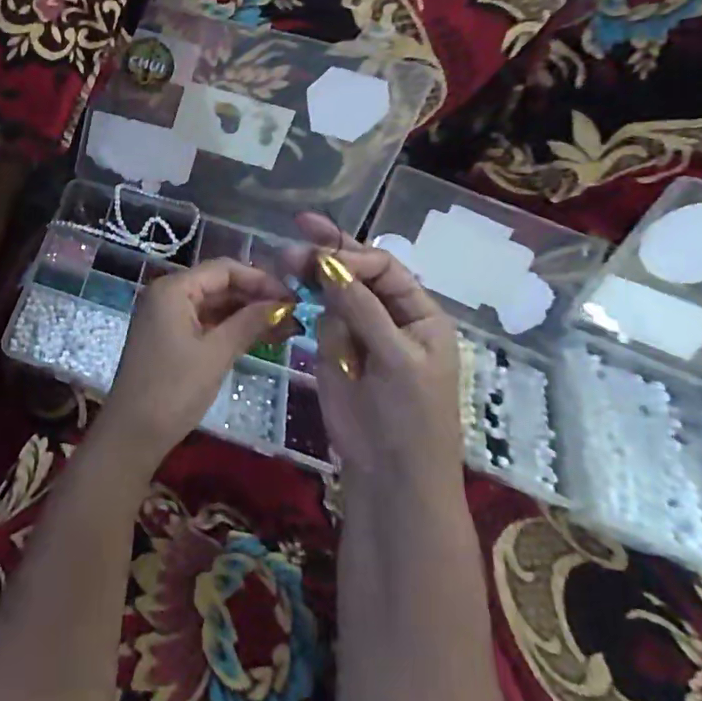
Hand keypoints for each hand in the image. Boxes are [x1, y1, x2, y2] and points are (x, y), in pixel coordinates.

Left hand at [95, 258, 292, 477]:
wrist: (133, 431)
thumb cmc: (174, 388)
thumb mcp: (216, 353)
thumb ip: (249, 322)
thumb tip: (282, 304)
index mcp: (172, 289)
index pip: (223, 270)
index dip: (261, 280)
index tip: (295, 298)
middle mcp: (166, 296)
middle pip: (218, 285)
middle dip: (256, 298)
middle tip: (297, 316)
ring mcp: (165, 318)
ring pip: (213, 306)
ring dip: (247, 315)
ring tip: (288, 329)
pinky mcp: (168, 339)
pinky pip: (204, 324)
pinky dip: (231, 329)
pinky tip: (261, 338)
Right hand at [284, 214, 462, 497]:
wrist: (389, 469)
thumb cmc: (409, 415)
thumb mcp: (396, 359)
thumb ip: (363, 311)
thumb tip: (332, 265)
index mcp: (418, 314)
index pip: (384, 269)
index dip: (350, 256)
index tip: (315, 253)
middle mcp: (388, 315)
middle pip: (357, 273)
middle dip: (328, 253)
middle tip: (296, 231)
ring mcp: (357, 332)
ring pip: (332, 292)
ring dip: (311, 274)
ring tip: (282, 261)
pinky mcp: (331, 350)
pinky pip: (317, 317)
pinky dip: (303, 300)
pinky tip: (286, 286)